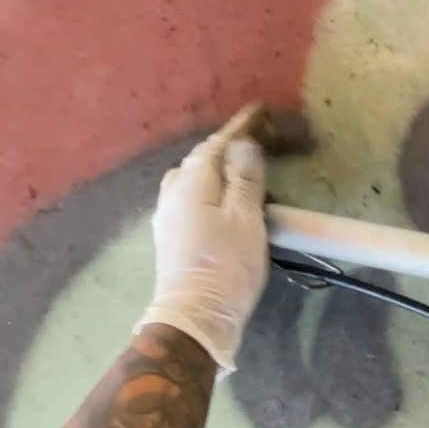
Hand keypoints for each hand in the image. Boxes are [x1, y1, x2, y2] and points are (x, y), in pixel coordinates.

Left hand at [137, 110, 269, 373]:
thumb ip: (245, 180)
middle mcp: (173, 194)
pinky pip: (192, 201)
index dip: (239, 128)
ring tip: (242, 174)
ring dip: (216, 172)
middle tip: (254, 145)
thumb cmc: (227, 265)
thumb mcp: (246, 220)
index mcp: (192, 183)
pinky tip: (224, 204)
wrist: (197, 314)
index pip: (217, 145)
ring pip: (193, 182)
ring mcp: (169, 218)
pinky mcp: (173, 239)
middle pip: (200, 162)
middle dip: (225, 149)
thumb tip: (243, 145)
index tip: (259, 112)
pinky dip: (211, 193)